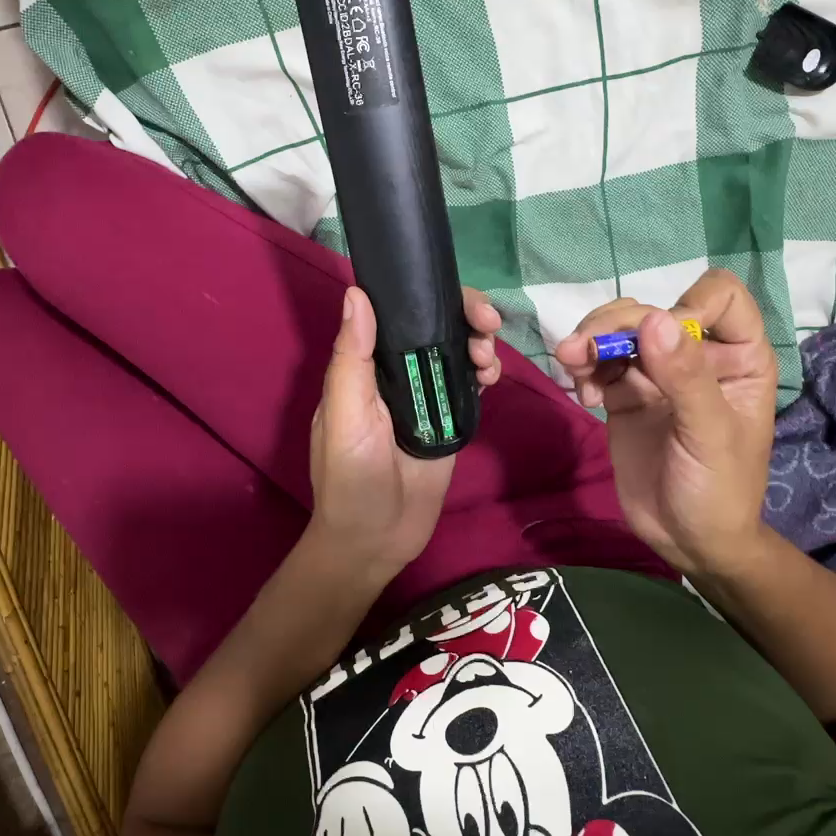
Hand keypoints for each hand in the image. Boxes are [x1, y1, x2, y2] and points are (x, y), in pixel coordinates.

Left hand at [307, 285, 502, 582]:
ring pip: (457, 353)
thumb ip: (352, 358)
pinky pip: (469, 386)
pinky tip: (491, 378)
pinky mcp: (450, 423)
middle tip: (488, 325)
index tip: (457, 296)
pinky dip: (484, 373)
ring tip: (487, 361)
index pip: (399, 315)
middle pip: (436, 328)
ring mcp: (426, 398)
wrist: (375, 541)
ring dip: (479, 344)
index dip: (429, 297)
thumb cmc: (349, 477)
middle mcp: (396, 375)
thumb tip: (356, 293)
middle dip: (466, 317)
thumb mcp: (344, 415)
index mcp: (366, 367)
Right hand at [554, 269, 779, 577]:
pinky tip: (583, 394)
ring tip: (571, 365)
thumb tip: (654, 320)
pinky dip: (583, 367)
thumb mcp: (710, 436)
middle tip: (584, 351)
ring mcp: (657, 374)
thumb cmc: (720, 490)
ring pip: (621, 330)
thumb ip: (685, 378)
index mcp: (738, 358)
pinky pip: (599, 362)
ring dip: (591, 340)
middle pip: (654, 310)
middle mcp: (697, 356)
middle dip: (617, 324)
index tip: (659, 338)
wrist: (687, 542)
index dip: (689, 304)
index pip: (720, 298)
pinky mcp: (625, 394)